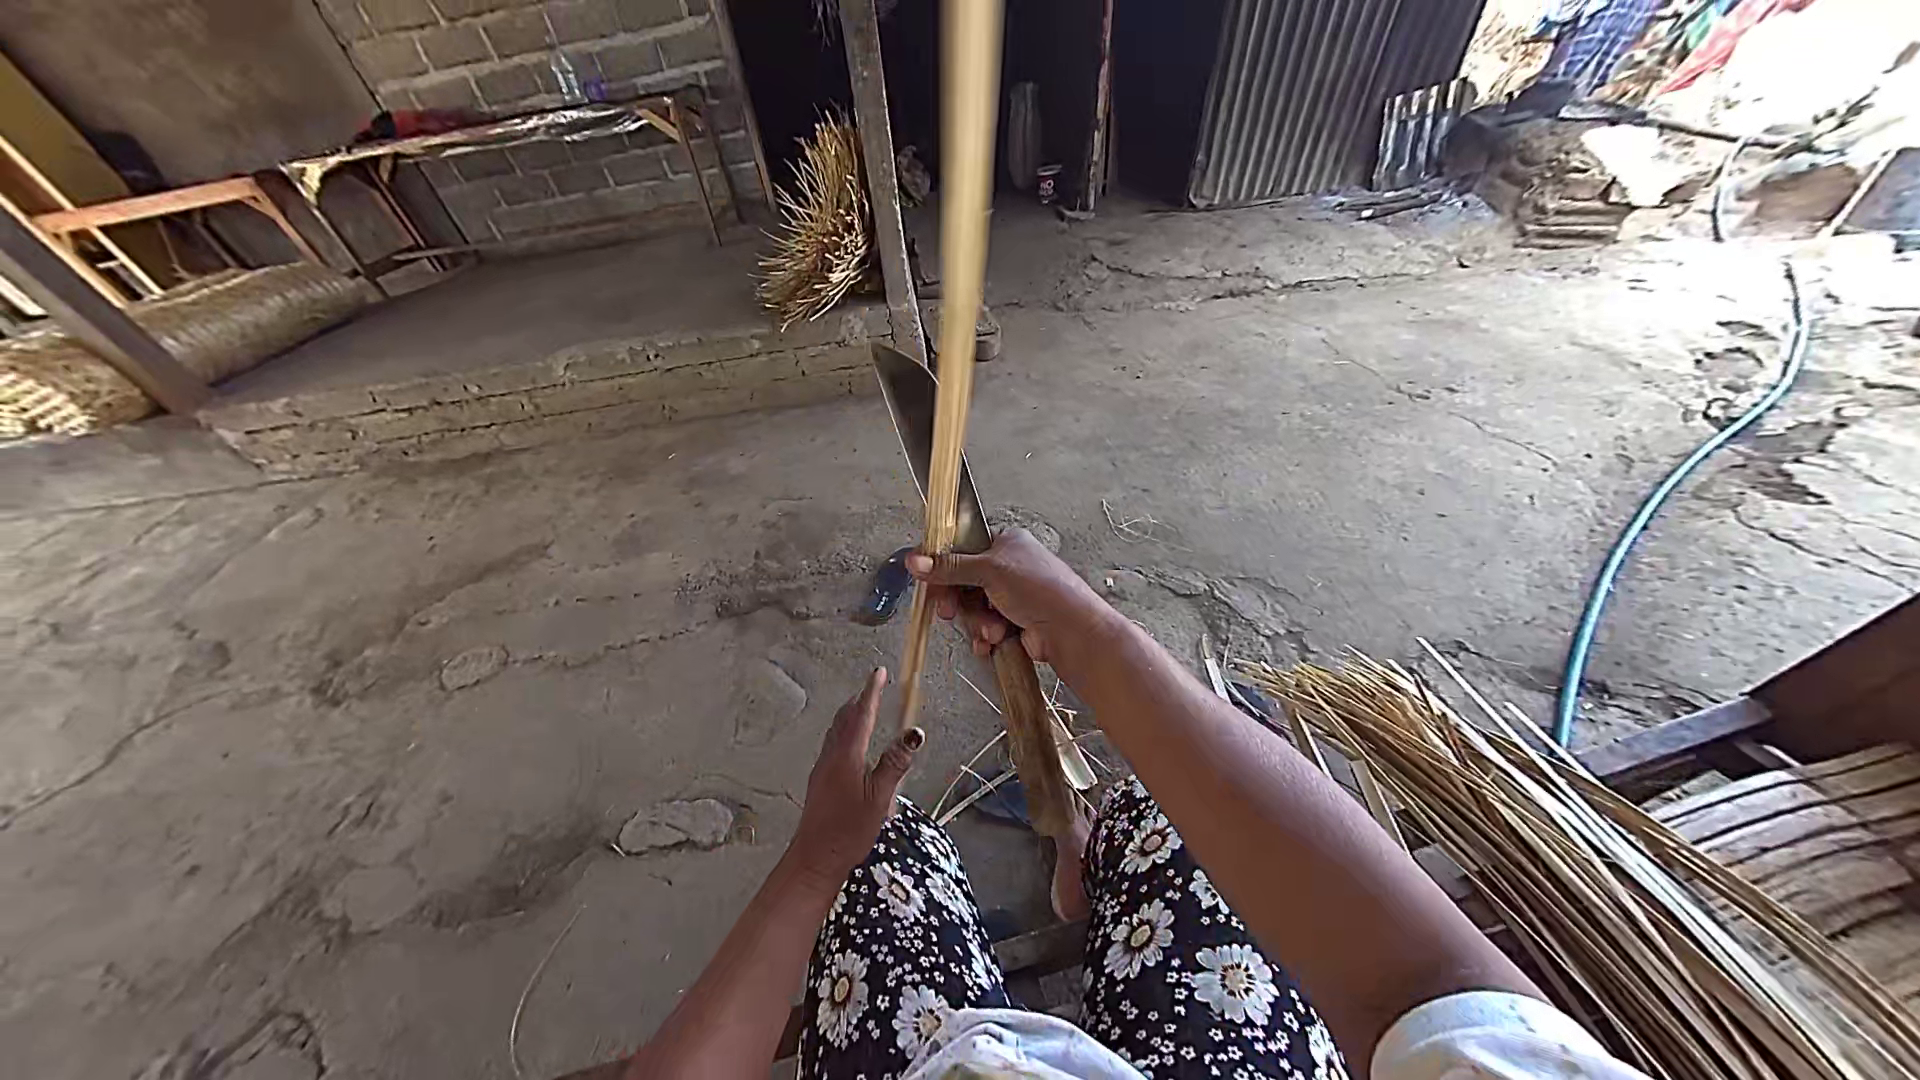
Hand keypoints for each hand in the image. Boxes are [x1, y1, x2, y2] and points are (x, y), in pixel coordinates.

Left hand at [788, 669, 922, 887]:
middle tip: (875, 686)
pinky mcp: (820, 778)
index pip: (862, 715)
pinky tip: (851, 741)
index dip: (872, 691)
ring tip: (865, 705)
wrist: (815, 858)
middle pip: (845, 717)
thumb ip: (895, 764)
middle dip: (861, 698)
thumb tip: (914, 733)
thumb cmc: (849, 830)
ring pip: (837, 729)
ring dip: (851, 713)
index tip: (879, 672)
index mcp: (847, 755)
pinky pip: (834, 741)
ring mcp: (823, 766)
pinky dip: (845, 729)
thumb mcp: (879, 798)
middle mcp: (832, 755)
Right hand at [905, 528, 1109, 663]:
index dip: (944, 566)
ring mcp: (1011, 596)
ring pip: (972, 609)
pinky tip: (994, 640)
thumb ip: (950, 567)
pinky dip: (985, 636)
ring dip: (977, 622)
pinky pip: (983, 627)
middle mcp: (1008, 567)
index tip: (929, 580)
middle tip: (949, 611)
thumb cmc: (1042, 590)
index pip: (962, 549)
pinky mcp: (1012, 622)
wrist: (1071, 632)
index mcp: (1006, 542)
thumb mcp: (990, 570)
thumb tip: (915, 560)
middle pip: (963, 583)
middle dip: (961, 602)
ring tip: (993, 628)